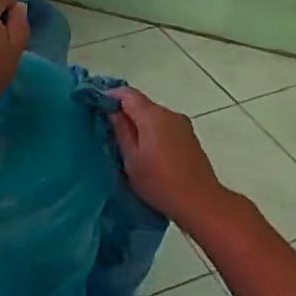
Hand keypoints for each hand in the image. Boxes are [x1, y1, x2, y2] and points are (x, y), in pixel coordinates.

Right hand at [107, 88, 238, 223]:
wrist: (200, 201)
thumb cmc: (159, 182)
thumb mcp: (131, 158)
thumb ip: (121, 131)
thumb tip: (112, 111)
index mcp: (153, 116)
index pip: (127, 93)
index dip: (109, 96)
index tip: (96, 108)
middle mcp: (170, 114)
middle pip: (142, 104)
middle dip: (124, 112)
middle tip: (107, 129)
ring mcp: (183, 125)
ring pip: (154, 116)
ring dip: (139, 124)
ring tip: (126, 144)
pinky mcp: (189, 137)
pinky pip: (165, 126)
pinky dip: (152, 132)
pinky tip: (147, 151)